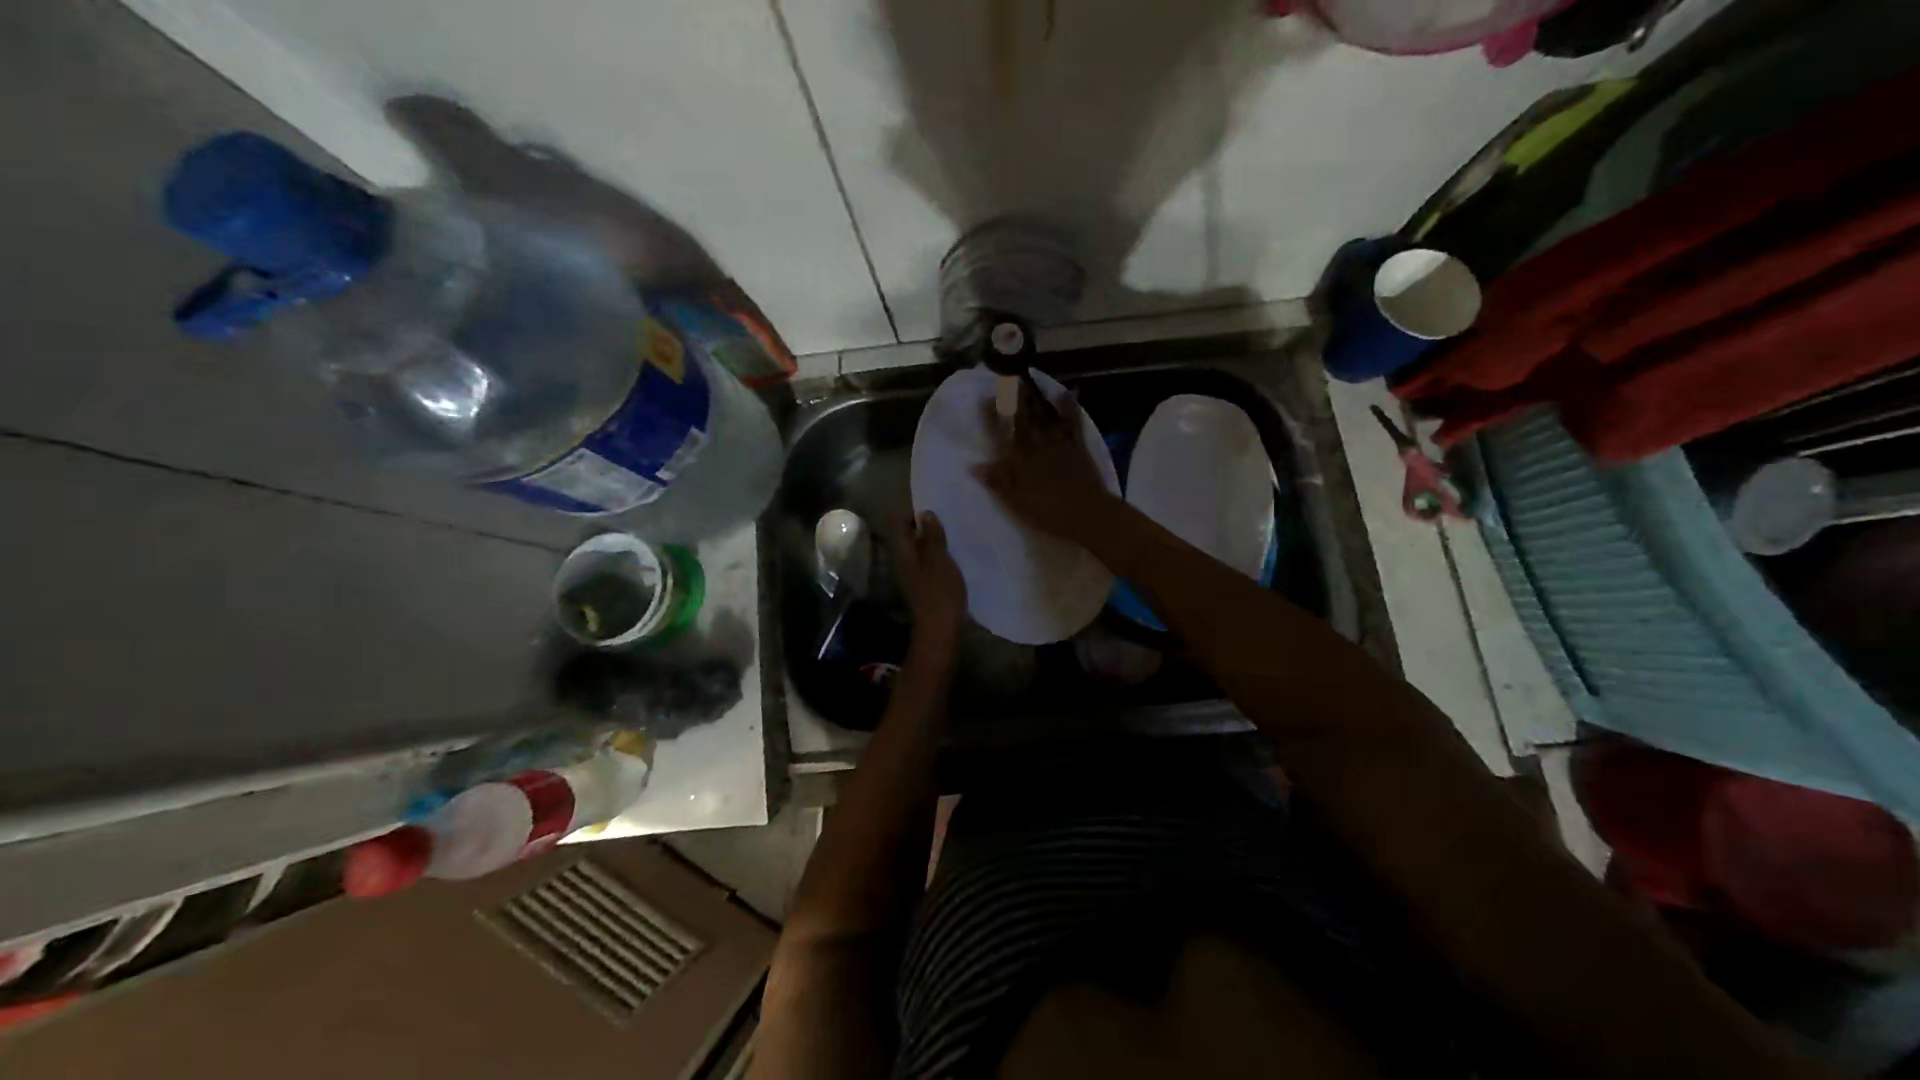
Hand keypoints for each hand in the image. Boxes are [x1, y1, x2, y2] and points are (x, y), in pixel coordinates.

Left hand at [891, 510, 965, 646]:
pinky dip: (937, 555)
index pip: (898, 522)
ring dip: (932, 540)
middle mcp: (902, 561)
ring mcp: (912, 575)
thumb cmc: (938, 592)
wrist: (940, 631)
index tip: (932, 505)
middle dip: (924, 524)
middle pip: (908, 535)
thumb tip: (924, 513)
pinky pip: (927, 562)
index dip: (912, 511)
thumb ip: (931, 536)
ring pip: (918, 549)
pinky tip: (954, 553)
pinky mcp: (923, 585)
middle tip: (946, 516)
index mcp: (902, 552)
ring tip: (953, 531)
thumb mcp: (938, 559)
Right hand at [973, 377, 1117, 544]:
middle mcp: (1036, 446)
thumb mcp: (1015, 502)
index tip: (985, 398)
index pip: (1001, 434)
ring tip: (1027, 383)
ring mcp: (1058, 444)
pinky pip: (1072, 423)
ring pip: (1043, 417)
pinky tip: (1065, 393)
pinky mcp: (1077, 447)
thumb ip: (996, 481)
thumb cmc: (1047, 512)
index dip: (992, 417)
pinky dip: (1068, 408)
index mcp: (1018, 460)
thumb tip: (972, 465)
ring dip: (1035, 399)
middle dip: (1013, 400)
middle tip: (1006, 380)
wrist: (1086, 512)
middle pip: (1022, 420)